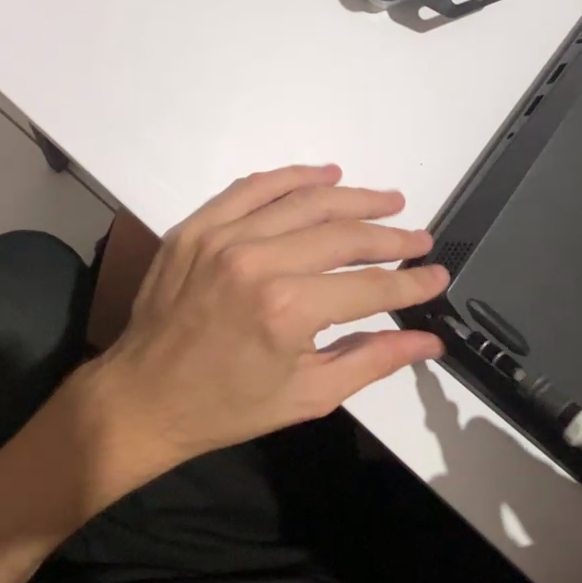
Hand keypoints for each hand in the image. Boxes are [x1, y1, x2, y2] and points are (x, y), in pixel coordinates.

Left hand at [86, 164, 447, 463]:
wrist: (143, 397)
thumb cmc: (228, 407)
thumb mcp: (308, 395)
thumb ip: (372, 360)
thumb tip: (428, 340)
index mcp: (288, 311)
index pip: (370, 285)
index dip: (412, 282)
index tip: (438, 275)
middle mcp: (259, 262)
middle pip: (343, 235)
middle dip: (390, 237)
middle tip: (420, 238)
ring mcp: (222, 238)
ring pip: (303, 202)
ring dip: (353, 198)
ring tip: (388, 200)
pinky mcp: (196, 227)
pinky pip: (251, 188)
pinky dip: (291, 177)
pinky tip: (324, 175)